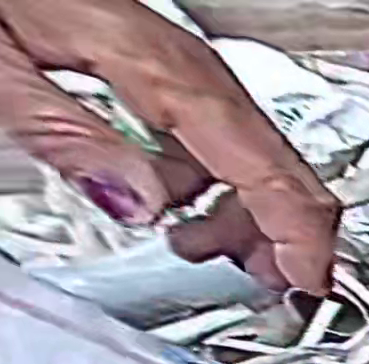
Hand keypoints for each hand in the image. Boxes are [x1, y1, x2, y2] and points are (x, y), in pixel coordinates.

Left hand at [0, 0, 338, 291]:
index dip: (303, 243)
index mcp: (169, 71)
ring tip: (200, 248)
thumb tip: (137, 205)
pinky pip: (232, 153)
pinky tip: (178, 206)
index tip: (306, 287)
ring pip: (270, 173)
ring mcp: (196, 79)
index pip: (276, 178)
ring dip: (252, 223)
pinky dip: (221, 195)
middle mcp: (200, 75)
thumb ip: (62, 132)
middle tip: (269, 284)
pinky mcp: (178, 83)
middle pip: (293, 179)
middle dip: (293, 241)